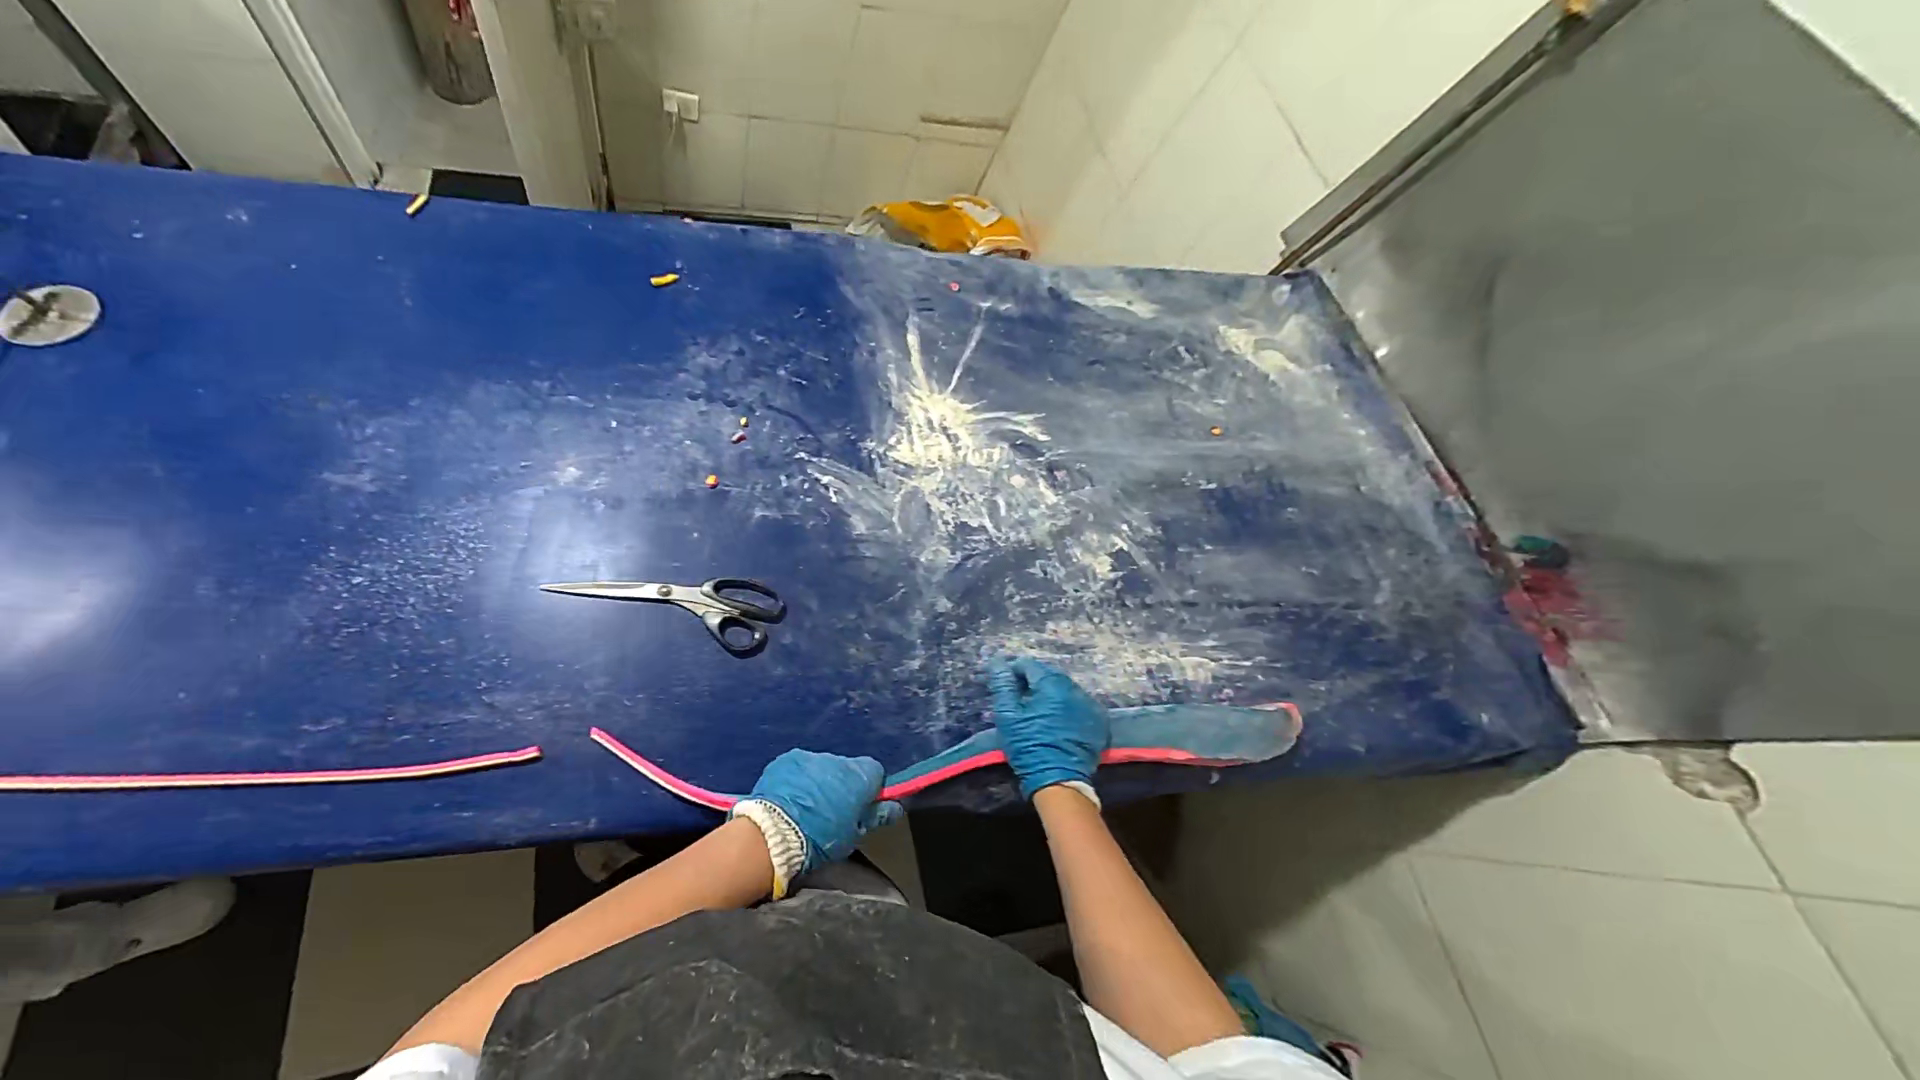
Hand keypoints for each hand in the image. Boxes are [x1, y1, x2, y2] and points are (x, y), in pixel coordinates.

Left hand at [745, 749, 901, 871]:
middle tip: (834, 811)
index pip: (875, 772)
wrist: (771, 836)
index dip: (871, 789)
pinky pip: (800, 767)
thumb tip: (894, 808)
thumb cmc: (818, 840)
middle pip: (848, 768)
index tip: (862, 806)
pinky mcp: (786, 760)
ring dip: (821, 781)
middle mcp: (836, 760)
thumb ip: (876, 816)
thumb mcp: (854, 835)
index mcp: (858, 776)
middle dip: (844, 784)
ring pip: (823, 767)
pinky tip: (791, 799)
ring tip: (809, 807)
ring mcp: (809, 757)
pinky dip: (799, 780)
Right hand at [987, 656, 1109, 799]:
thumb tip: (998, 662)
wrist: (1059, 781)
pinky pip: (1079, 705)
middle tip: (1021, 701)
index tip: (1007, 688)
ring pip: (1065, 690)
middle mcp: (1075, 689)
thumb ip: (1003, 685)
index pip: (1030, 665)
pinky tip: (1058, 722)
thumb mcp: (1008, 716)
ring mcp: (1090, 705)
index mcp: (1052, 684)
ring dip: (1051, 695)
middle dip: (1034, 683)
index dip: (1015, 673)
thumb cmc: (1029, 746)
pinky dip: (1068, 708)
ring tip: (1039, 712)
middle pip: (1050, 676)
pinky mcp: (1099, 721)